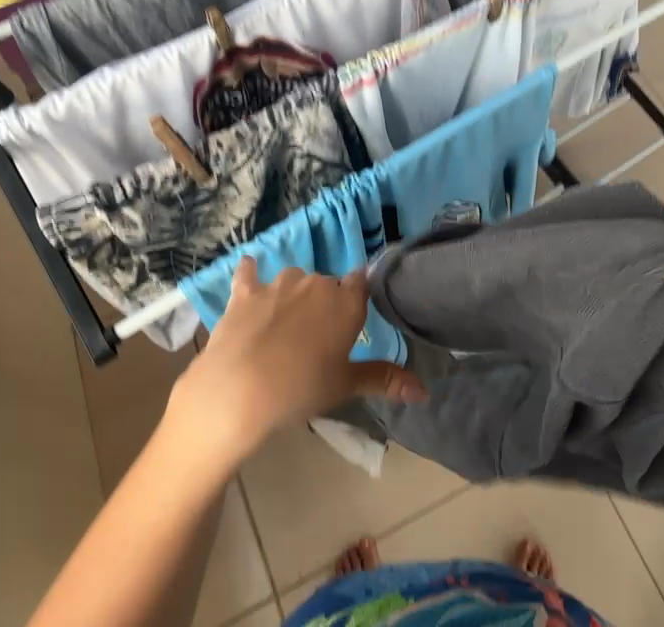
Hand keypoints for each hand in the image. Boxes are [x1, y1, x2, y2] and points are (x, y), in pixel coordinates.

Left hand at [165, 260, 426, 464]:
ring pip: (293, 279)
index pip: (362, 283)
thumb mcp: (346, 386)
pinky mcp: (244, 292)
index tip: (353, 317)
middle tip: (319, 335)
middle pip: (327, 284)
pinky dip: (250, 273)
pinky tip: (249, 273)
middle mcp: (316, 283)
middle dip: (325, 302)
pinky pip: (249, 272)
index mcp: (346, 302)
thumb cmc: (301, 389)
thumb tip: (424, 391)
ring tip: (287, 323)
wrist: (239, 391)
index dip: (357, 298)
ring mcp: (277, 284)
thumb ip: (385, 379)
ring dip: (293, 293)